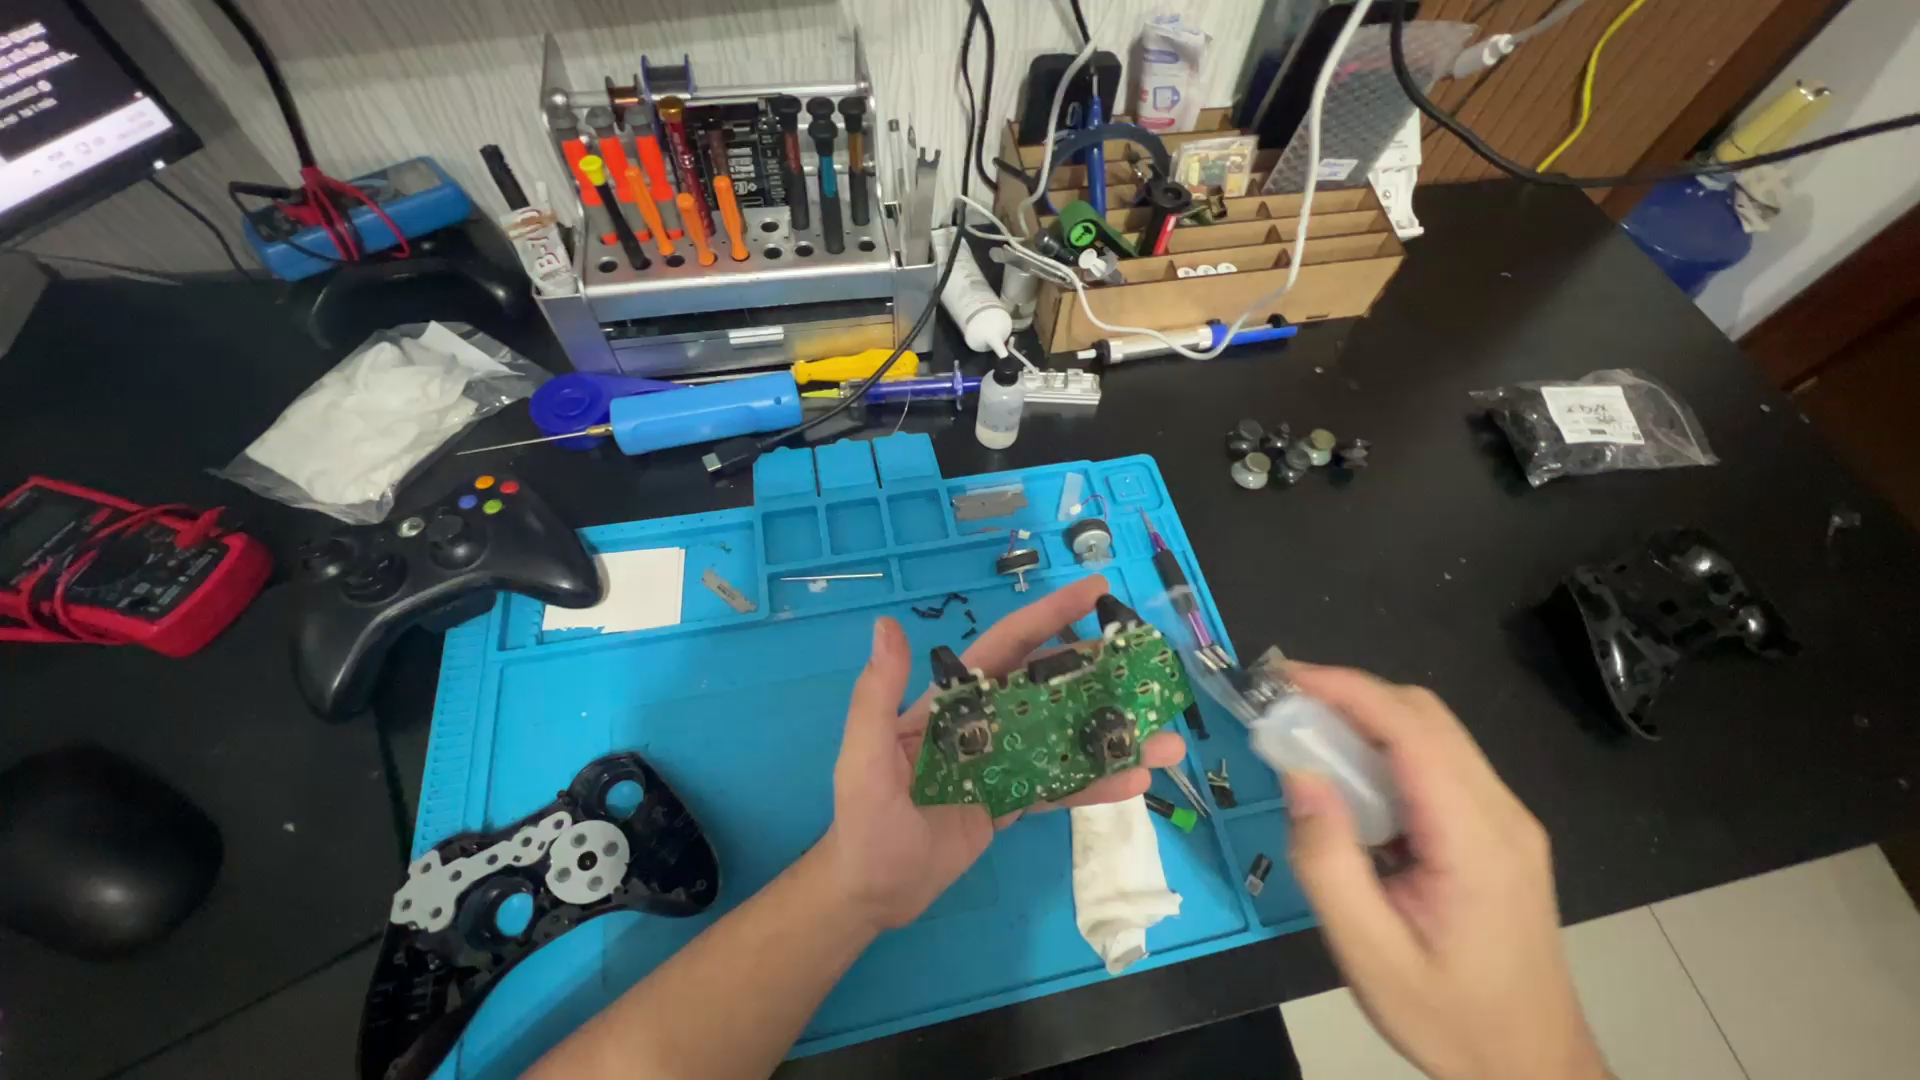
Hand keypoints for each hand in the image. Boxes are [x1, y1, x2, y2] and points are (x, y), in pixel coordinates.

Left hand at [816, 575, 1184, 930]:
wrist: (873, 891)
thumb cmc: (864, 819)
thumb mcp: (864, 753)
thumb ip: (878, 694)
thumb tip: (887, 624)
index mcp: (951, 701)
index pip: (1007, 645)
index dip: (1049, 616)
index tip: (1096, 592)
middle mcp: (983, 722)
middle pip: (1050, 686)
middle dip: (1099, 674)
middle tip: (1151, 666)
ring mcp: (1002, 762)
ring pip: (1065, 737)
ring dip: (1113, 735)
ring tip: (1167, 740)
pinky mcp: (1013, 802)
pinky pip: (1061, 786)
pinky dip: (1097, 783)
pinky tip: (1136, 781)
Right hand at [1281, 664, 1604, 1079]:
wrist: (1532, 1069)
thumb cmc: (1449, 1018)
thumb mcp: (1368, 953)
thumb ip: (1327, 861)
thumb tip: (1299, 775)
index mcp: (1476, 842)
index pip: (1411, 732)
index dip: (1345, 689)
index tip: (1283, 678)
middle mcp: (1501, 814)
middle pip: (1425, 716)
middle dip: (1349, 693)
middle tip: (1281, 704)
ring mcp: (1505, 820)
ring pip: (1432, 732)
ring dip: (1364, 716)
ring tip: (1302, 731)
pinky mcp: (1495, 831)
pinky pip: (1436, 762)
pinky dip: (1382, 745)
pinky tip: (1345, 774)